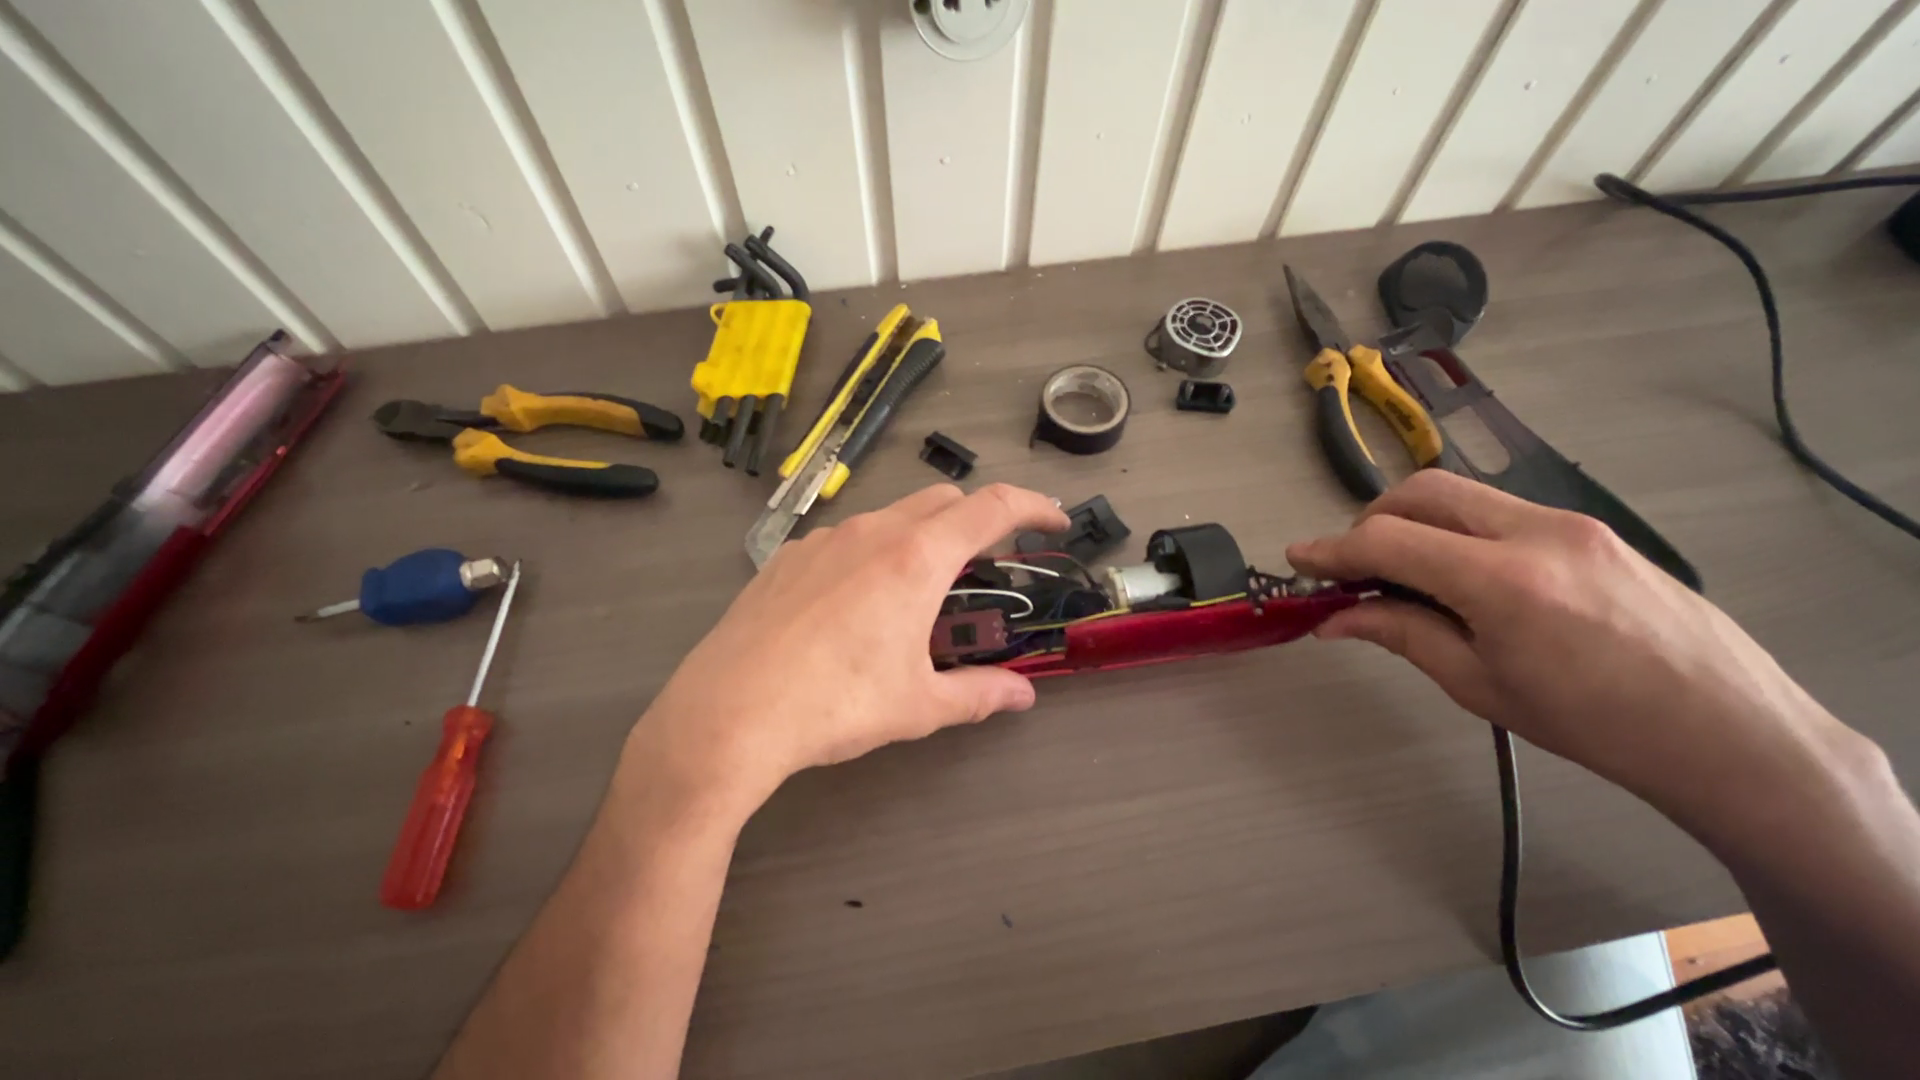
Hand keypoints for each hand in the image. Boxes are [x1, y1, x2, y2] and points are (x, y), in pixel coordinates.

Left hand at [628, 483, 1068, 817]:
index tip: (1054, 523)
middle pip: (942, 501)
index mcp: (916, 558)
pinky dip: (873, 554)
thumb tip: (1022, 697)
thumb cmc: (836, 705)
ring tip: (921, 592)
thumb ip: (978, 694)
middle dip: (978, 520)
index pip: (992, 507)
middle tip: (990, 565)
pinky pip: (845, 539)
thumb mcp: (918, 705)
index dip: (1034, 507)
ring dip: (922, 537)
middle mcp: (872, 533)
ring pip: (890, 516)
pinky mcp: (785, 558)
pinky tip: (857, 605)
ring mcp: (822, 540)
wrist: (729, 712)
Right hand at [1285, 470, 1852, 814]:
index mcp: (1502, 582)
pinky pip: (1501, 511)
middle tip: (1355, 569)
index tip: (1297, 560)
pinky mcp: (1592, 528)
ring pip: (1462, 495)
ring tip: (1407, 576)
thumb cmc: (1594, 725)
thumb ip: (1402, 634)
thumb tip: (1335, 619)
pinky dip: (1458, 530)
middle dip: (1372, 521)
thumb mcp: (1481, 686)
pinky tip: (1464, 576)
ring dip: (1415, 522)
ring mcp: (1570, 523)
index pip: (1388, 541)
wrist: (1729, 731)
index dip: (1332, 549)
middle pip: (1422, 492)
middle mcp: (1535, 532)